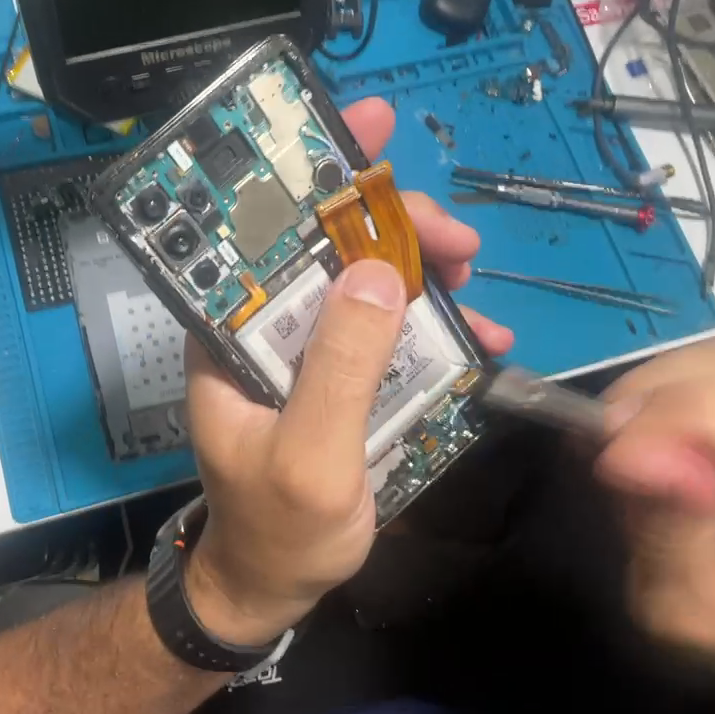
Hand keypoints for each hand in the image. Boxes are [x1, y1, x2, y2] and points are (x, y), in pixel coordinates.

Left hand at [182, 97, 513, 647]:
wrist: (274, 586)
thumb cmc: (277, 530)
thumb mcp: (309, 459)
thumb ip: (339, 370)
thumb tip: (377, 270)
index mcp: (232, 338)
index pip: (259, 234)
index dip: (305, 171)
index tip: (360, 126)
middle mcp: (265, 332)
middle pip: (325, 248)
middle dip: (391, 227)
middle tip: (455, 242)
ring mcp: (307, 352)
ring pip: (364, 282)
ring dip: (422, 270)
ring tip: (472, 280)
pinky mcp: (341, 376)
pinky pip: (390, 331)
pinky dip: (435, 325)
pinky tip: (483, 337)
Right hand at [596, 332, 714, 711]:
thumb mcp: (697, 619)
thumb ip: (669, 537)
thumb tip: (629, 454)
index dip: (695, 421)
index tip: (612, 455)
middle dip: (667, 402)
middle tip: (605, 446)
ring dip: (666, 390)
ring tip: (626, 440)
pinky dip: (677, 385)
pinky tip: (653, 426)